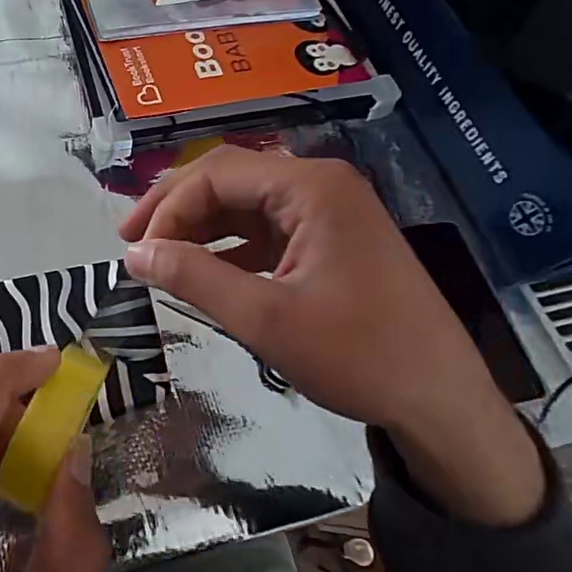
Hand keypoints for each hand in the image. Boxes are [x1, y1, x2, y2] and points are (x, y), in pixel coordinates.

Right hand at [120, 147, 543, 525]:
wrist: (439, 396)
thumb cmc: (357, 355)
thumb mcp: (266, 318)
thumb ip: (195, 278)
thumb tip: (135, 254)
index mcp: (311, 186)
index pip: (217, 174)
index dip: (167, 209)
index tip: (133, 254)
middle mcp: (322, 185)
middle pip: (233, 180)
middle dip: (179, 210)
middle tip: (132, 245)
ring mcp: (333, 213)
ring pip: (250, 206)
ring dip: (204, 229)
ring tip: (160, 258)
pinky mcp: (336, 242)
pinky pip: (272, 232)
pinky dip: (235, 249)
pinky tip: (208, 272)